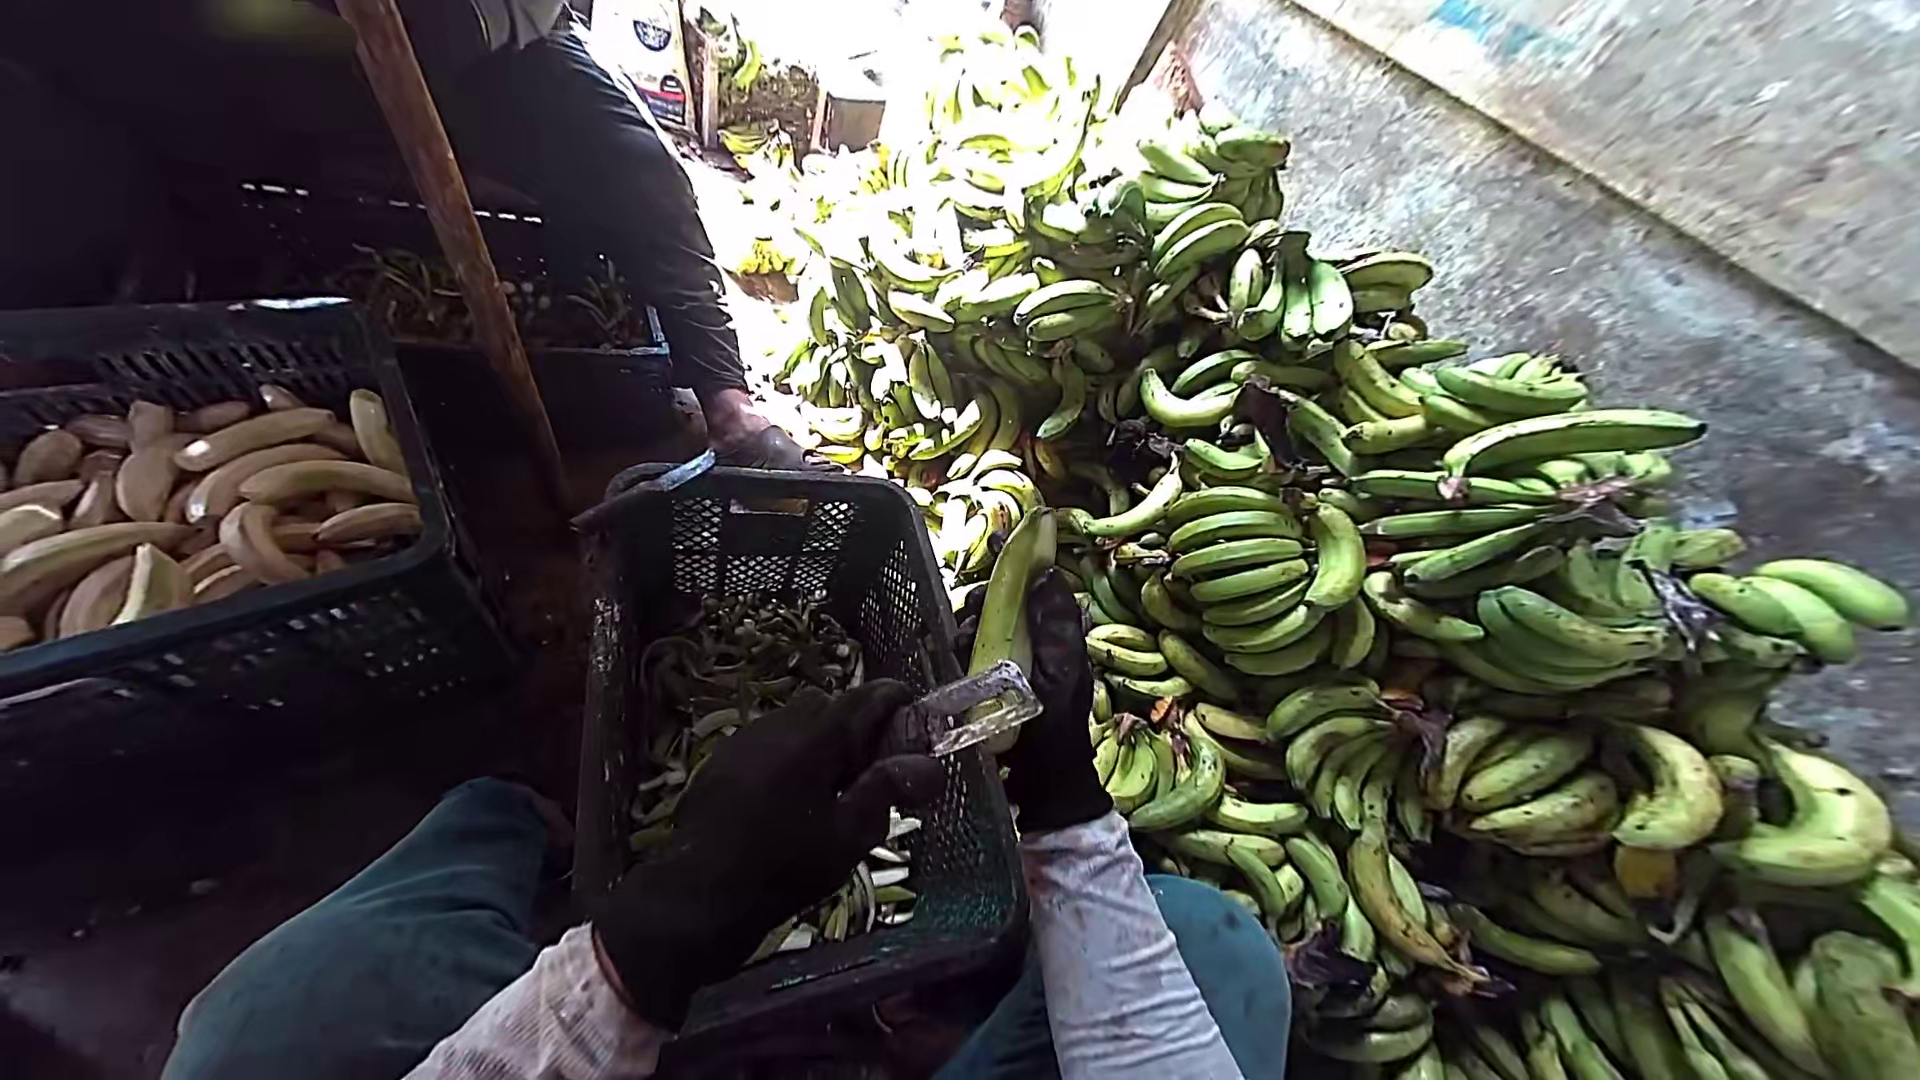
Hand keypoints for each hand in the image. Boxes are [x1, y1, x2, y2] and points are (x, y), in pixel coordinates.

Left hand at [593, 679, 943, 1027]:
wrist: (694, 898)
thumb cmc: (783, 868)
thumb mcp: (847, 835)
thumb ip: (887, 789)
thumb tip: (929, 764)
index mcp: (817, 738)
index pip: (866, 697)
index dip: (894, 698)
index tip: (912, 709)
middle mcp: (782, 724)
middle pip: (832, 704)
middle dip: (857, 722)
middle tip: (872, 760)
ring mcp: (748, 738)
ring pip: (799, 719)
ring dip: (823, 736)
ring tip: (831, 779)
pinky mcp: (724, 758)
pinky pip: (770, 737)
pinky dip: (792, 750)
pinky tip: (789, 792)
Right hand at [957, 568, 1109, 832]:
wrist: (1038, 785)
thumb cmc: (1054, 730)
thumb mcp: (1062, 675)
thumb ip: (1057, 625)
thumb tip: (1048, 573)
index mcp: (1057, 635)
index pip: (1036, 586)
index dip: (1018, 562)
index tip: (998, 543)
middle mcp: (1032, 642)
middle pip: (1004, 601)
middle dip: (986, 598)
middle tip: (976, 610)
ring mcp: (1008, 660)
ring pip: (982, 622)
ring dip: (970, 624)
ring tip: (966, 642)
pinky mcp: (986, 679)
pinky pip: (968, 649)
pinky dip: (960, 647)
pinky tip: (957, 658)